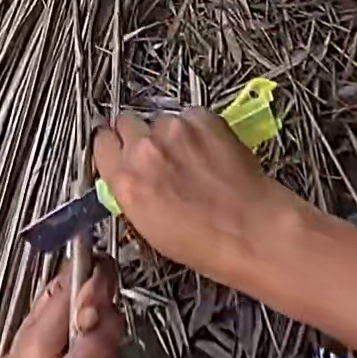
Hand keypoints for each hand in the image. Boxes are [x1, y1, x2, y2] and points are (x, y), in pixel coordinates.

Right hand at [93, 109, 309, 283]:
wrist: (255, 231)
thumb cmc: (209, 241)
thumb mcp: (148, 226)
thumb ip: (129, 189)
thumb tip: (124, 174)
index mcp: (126, 181)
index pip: (101, 142)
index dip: (112, 144)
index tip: (118, 146)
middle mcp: (145, 150)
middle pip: (126, 122)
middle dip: (137, 135)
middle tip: (155, 154)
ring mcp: (174, 130)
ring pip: (160, 120)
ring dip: (169, 135)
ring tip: (191, 161)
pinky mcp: (201, 118)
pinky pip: (189, 116)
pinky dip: (196, 129)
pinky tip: (209, 153)